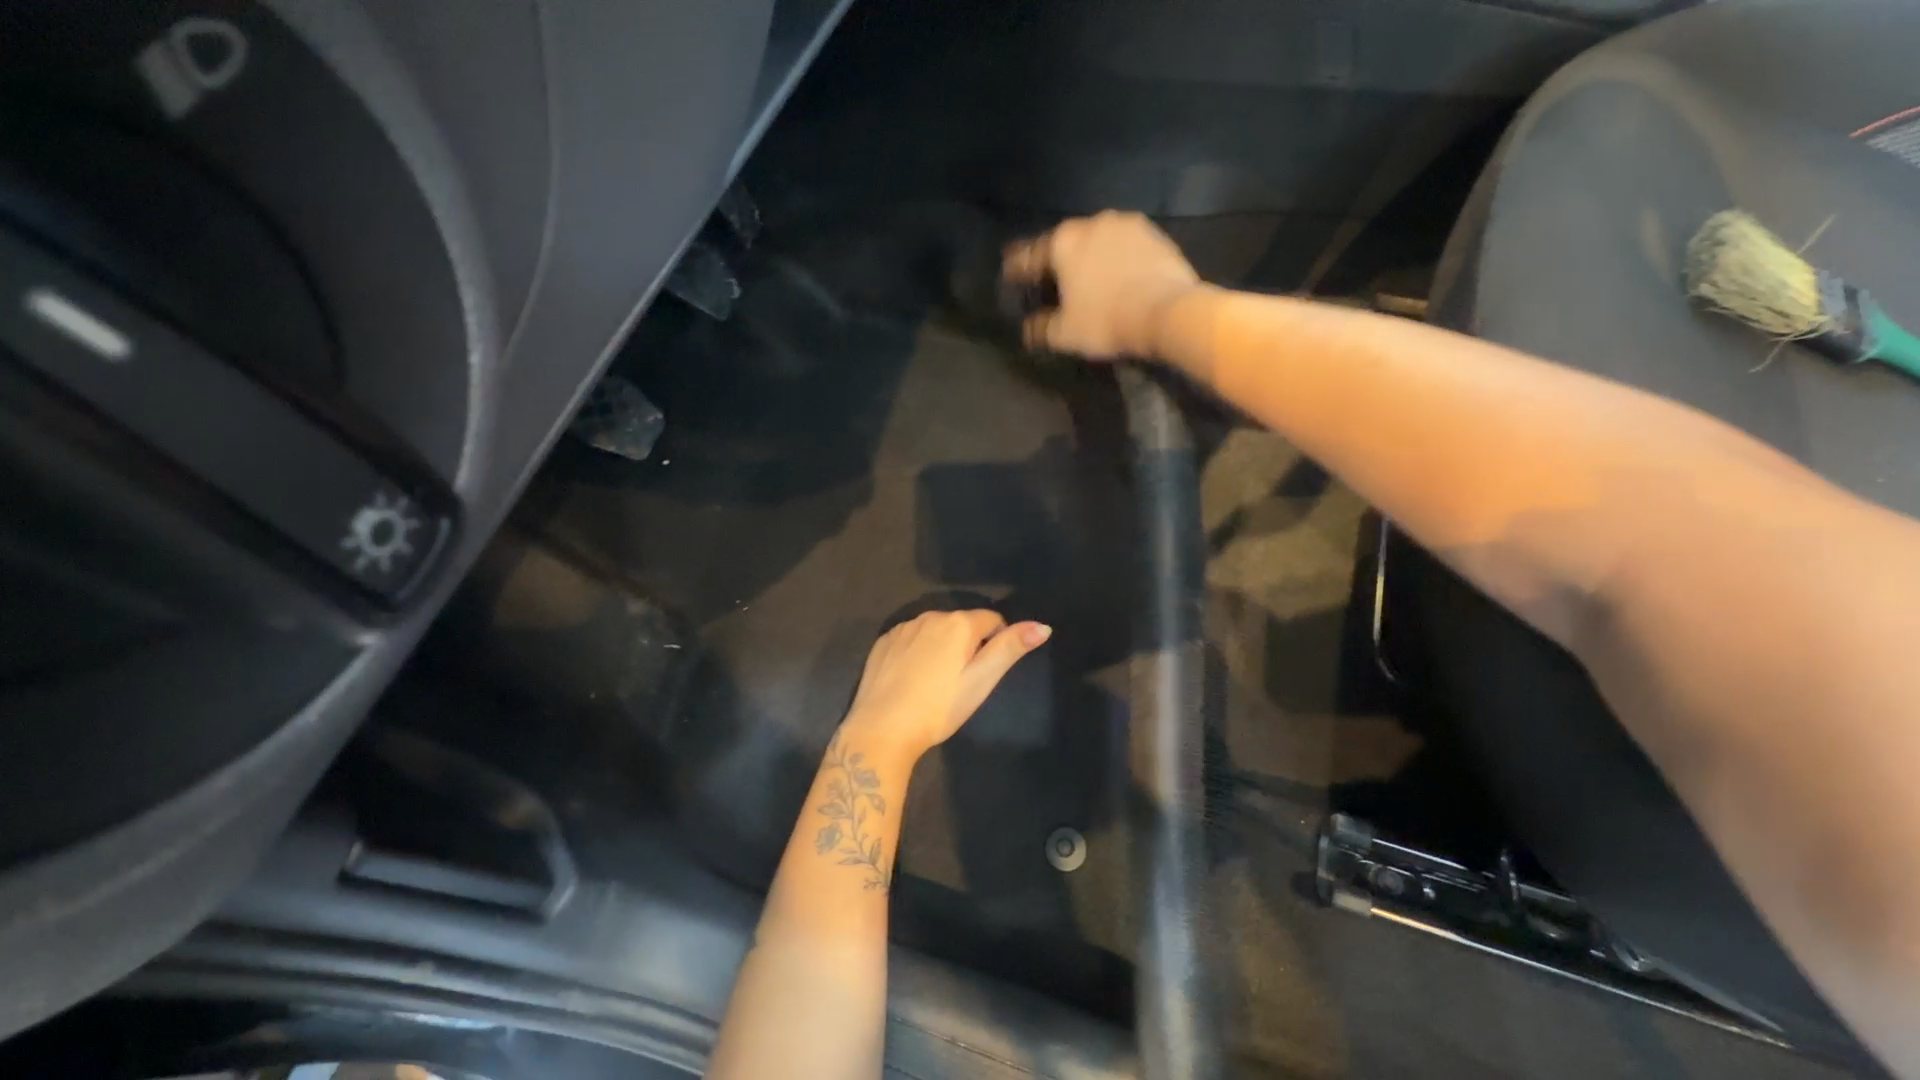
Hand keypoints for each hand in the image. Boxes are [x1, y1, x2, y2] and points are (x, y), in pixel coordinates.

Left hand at [841, 610, 1050, 759]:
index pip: (993, 621)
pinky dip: (917, 652)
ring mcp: (903, 628)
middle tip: (962, 683)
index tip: (985, 674)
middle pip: (962, 624)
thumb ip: (1010, 649)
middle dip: (968, 645)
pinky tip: (913, 680)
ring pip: (935, 630)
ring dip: (942, 647)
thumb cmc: (939, 708)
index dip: (996, 644)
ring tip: (936, 683)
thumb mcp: (981, 681)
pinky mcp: (883, 642)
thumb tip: (1043, 625)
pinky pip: (911, 638)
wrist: (882, 730)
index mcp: (958, 623)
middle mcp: (930, 616)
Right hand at [1003, 210, 1201, 359]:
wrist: (1168, 311)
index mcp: (1063, 242)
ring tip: (1090, 275)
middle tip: (1055, 277)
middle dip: (1060, 259)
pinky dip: (1119, 258)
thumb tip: (1028, 327)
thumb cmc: (1106, 320)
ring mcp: (1127, 225)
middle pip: (1067, 242)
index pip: (1030, 255)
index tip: (1010, 272)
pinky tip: (1120, 275)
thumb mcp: (1064, 333)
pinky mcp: (1156, 234)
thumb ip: (1040, 327)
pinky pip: (1127, 246)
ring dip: (1092, 255)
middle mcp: (1092, 223)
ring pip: (1099, 240)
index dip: (1018, 267)